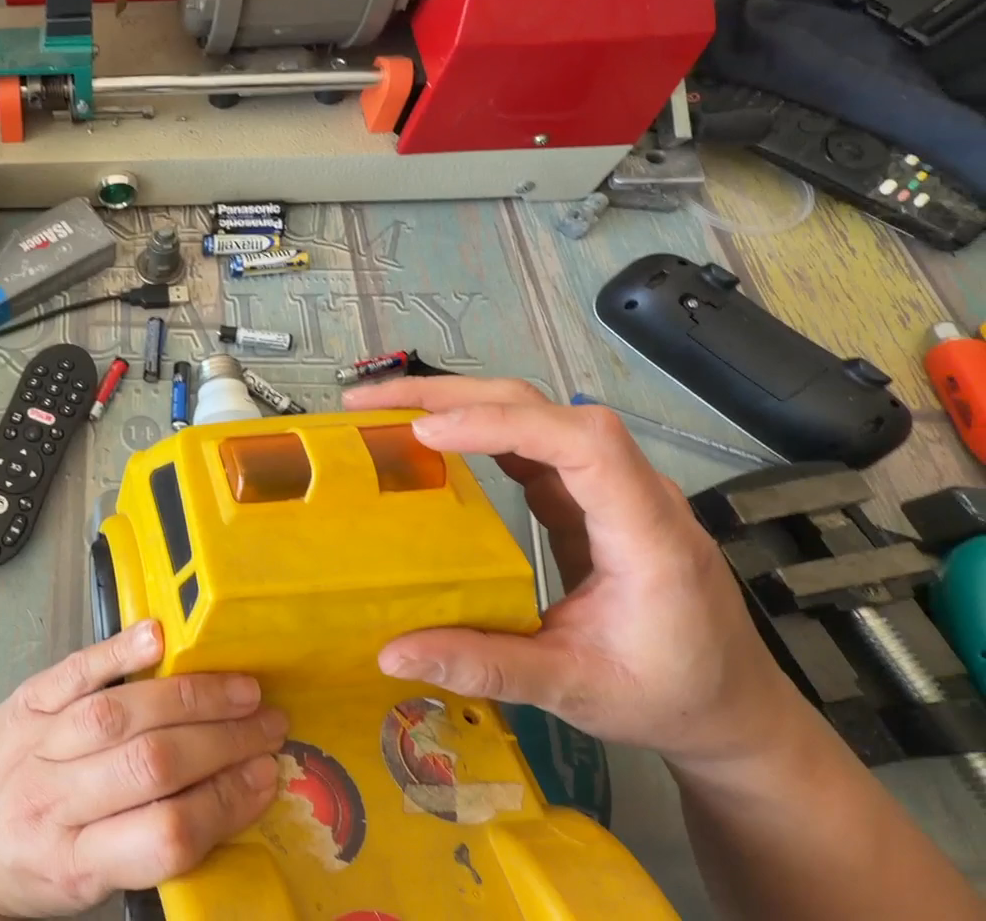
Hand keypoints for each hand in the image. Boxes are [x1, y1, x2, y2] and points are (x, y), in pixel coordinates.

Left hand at [0, 619, 286, 919]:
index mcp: (78, 864)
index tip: (266, 776)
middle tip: (269, 724)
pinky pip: (74, 671)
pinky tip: (159, 637)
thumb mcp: (96, 886)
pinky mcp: (25, 701)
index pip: (168, 834)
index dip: (226, 802)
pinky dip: (117, 651)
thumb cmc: (38, 870)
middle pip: (150, 764)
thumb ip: (157, 844)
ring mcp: (37, 743)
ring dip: (189, 697)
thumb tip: (238, 790)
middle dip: (222, 740)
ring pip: (120, 713)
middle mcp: (55, 801)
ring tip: (239, 689)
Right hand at [342, 376, 804, 768]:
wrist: (731, 705)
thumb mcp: (575, 692)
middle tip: (371, 404)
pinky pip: (527, 444)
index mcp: (646, 534)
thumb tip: (390, 653)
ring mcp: (608, 489)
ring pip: (534, 416)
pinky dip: (472, 431)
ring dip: (458, 403)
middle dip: (456, 396)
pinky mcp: (584, 498)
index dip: (502, 425)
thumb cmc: (669, 697)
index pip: (583, 444)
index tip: (425, 433)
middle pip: (546, 410)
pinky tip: (426, 439)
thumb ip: (487, 668)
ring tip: (384, 410)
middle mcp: (631, 493)